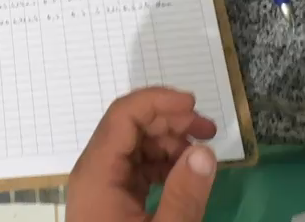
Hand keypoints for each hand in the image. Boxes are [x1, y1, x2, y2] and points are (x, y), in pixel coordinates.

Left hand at [65, 88, 217, 221]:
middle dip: (169, 120)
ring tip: (204, 153)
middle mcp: (94, 172)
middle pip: (129, 126)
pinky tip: (187, 173)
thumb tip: (205, 152)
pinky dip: (163, 164)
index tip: (194, 105)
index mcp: (97, 172)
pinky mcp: (112, 203)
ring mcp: (102, 188)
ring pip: (135, 146)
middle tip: (209, 130)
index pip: (123, 115)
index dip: (158, 101)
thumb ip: (184, 195)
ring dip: (169, 142)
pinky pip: (137, 168)